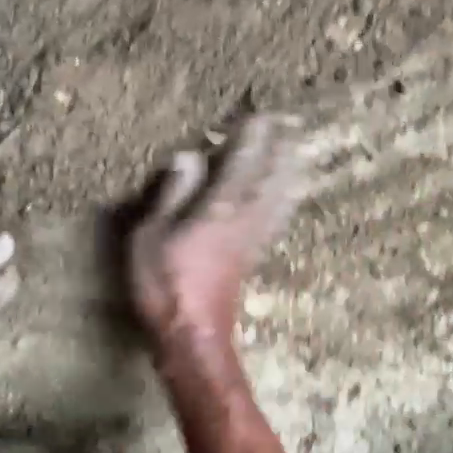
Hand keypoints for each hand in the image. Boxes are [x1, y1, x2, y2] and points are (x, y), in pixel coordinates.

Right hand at [128, 116, 308, 351]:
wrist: (193, 338)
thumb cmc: (164, 284)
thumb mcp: (151, 234)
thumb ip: (172, 192)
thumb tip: (189, 155)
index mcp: (219, 209)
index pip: (240, 163)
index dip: (251, 137)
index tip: (260, 113)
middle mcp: (244, 219)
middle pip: (270, 177)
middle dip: (281, 149)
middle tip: (292, 123)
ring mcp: (253, 239)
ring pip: (279, 197)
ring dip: (290, 171)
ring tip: (301, 151)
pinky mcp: (253, 256)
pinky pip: (277, 217)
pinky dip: (287, 199)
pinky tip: (289, 195)